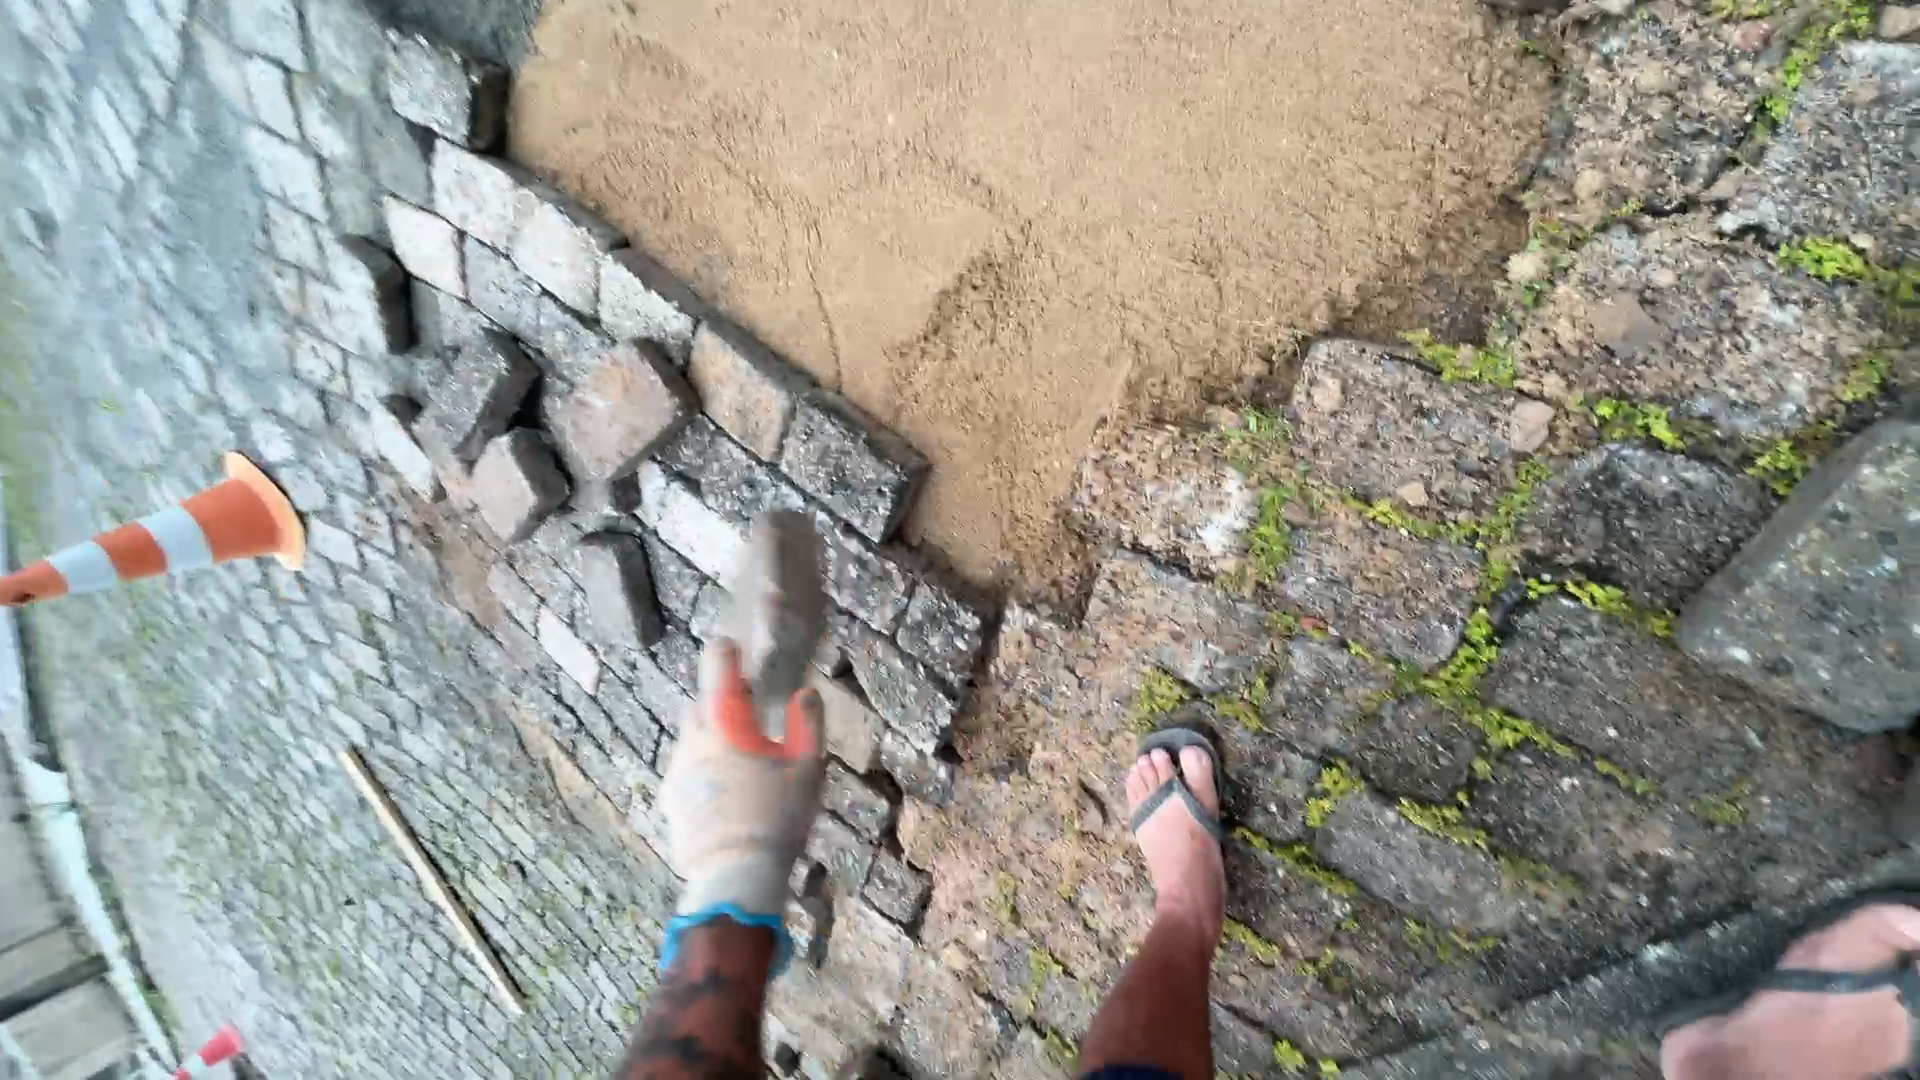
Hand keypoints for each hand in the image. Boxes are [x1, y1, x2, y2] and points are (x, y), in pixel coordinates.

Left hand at [660, 638, 825, 916]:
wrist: (736, 876)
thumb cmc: (778, 816)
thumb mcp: (807, 767)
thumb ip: (808, 723)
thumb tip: (805, 690)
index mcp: (726, 725)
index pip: (717, 669)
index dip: (724, 652)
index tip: (732, 646)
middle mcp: (693, 741)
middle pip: (699, 703)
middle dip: (719, 699)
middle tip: (747, 711)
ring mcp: (677, 771)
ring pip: (690, 737)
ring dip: (710, 734)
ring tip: (740, 757)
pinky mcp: (671, 801)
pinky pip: (684, 769)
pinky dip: (701, 766)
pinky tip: (725, 788)